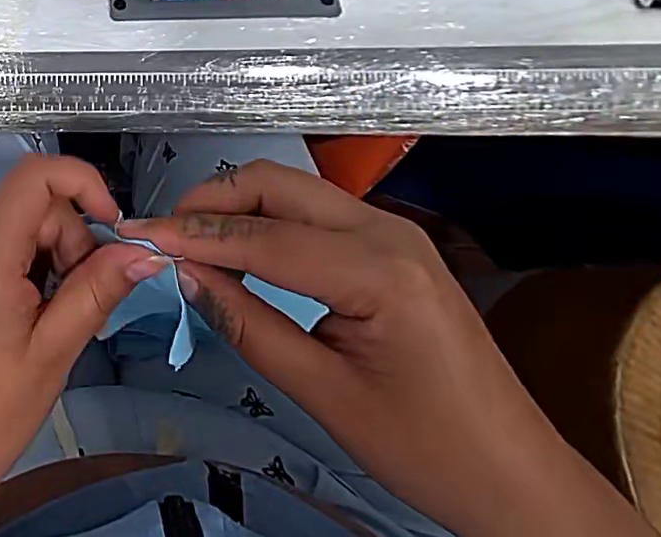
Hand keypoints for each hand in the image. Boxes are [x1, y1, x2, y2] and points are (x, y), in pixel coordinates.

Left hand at [0, 156, 167, 536]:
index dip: (82, 182)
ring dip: (57, 258)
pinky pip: (9, 241)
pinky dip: (36, 265)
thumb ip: (99, 289)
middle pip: (39, 206)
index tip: (111, 223)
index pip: (34, 176)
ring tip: (56, 317)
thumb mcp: (54, 350)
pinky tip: (38, 311)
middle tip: (81, 302)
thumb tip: (143, 253)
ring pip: (28, 224)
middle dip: (74, 244)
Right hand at [119, 161, 653, 536]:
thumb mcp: (325, 395)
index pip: (263, 238)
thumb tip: (184, 276)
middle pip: (275, 184)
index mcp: (380, 272)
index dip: (194, 236)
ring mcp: (390, 229)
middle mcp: (386, 230)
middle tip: (164, 234)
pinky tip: (238, 248)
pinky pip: (309, 210)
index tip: (141, 235)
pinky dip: (263, 220)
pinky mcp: (388, 240)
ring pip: (290, 188)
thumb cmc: (429, 449)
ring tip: (190, 240)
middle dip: (210, 201)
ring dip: (234, 206)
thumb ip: (247, 325)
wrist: (519, 477)